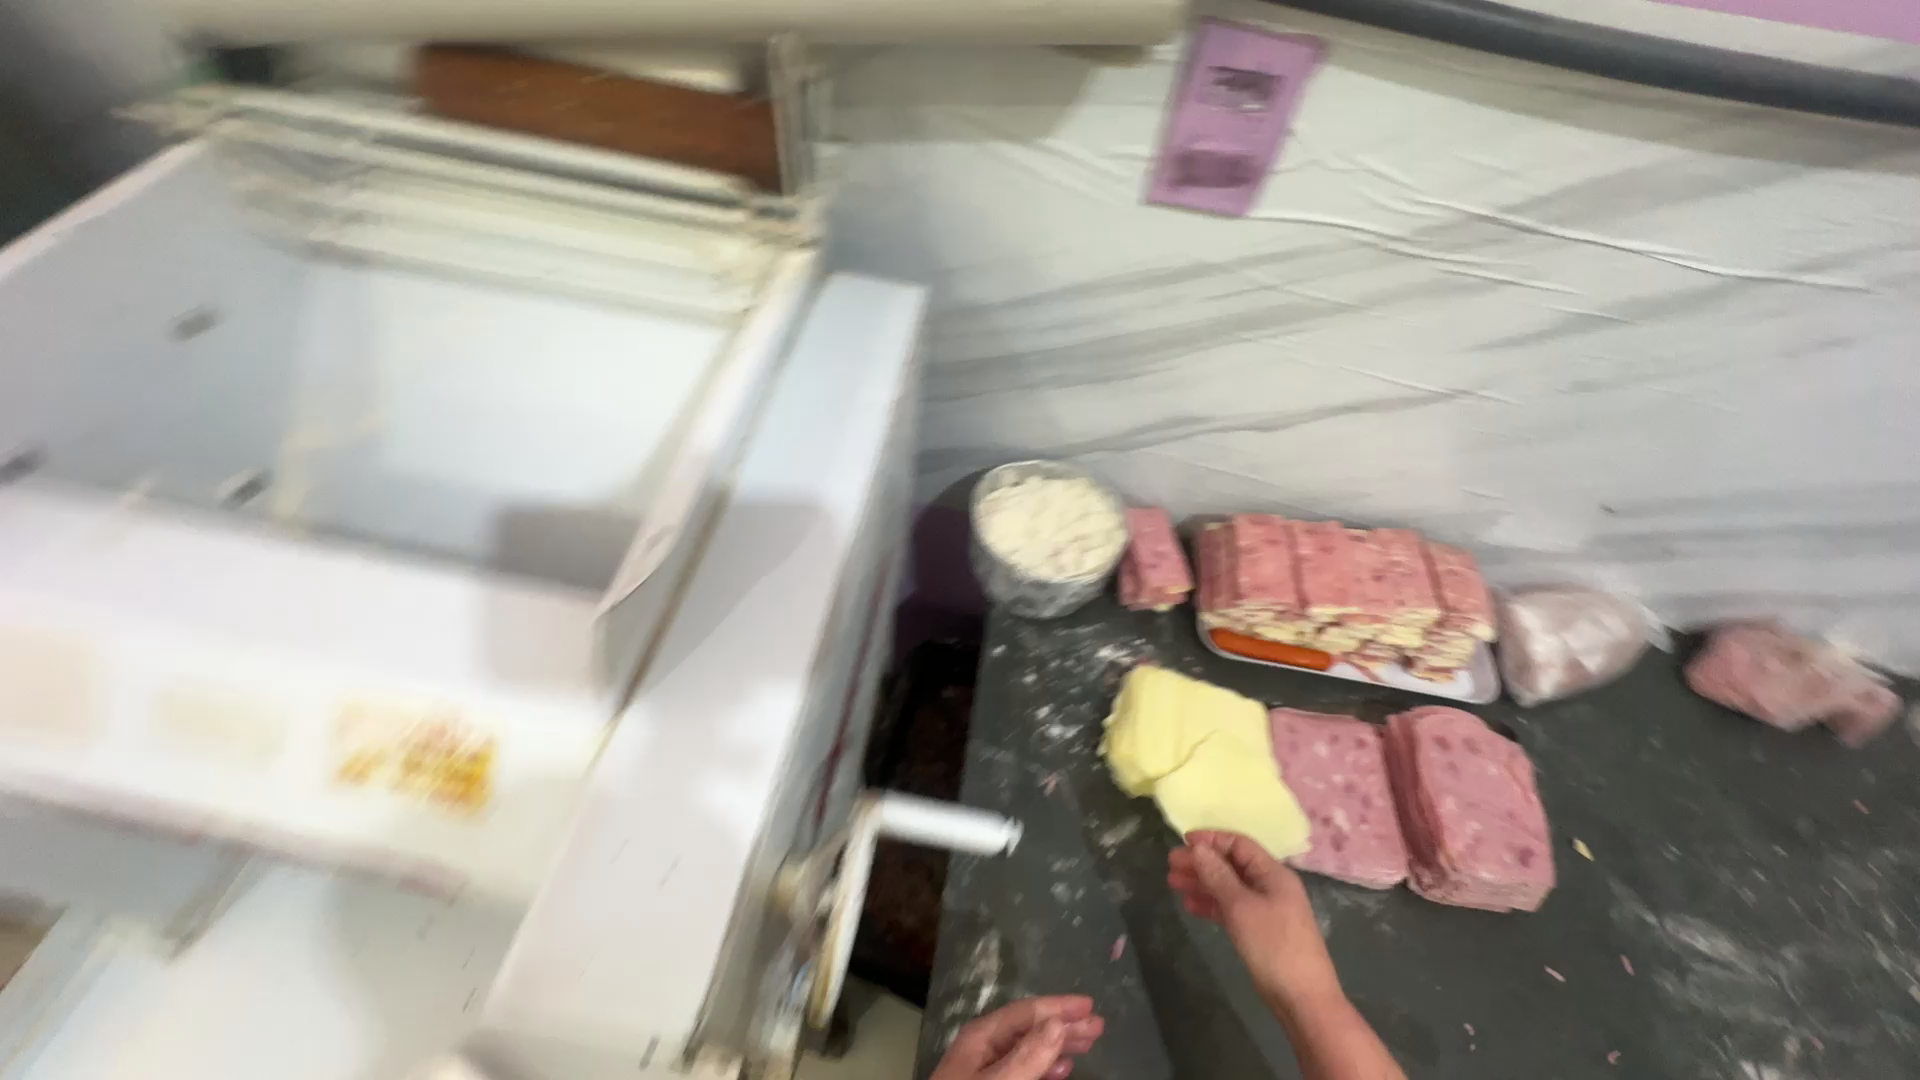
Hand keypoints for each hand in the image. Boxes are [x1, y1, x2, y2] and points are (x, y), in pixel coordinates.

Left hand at [930, 995, 1104, 1079]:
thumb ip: (1027, 1057)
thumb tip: (1058, 1023)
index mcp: (982, 1037)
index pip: (1027, 1012)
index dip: (1059, 1007)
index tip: (1090, 1005)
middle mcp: (984, 1048)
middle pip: (1031, 1028)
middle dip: (1064, 1025)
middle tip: (1098, 1027)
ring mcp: (985, 1070)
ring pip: (1030, 1049)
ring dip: (1059, 1045)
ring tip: (1087, 1045)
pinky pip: (1023, 1071)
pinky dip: (1045, 1067)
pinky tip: (1061, 1070)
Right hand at [1167, 830, 1340, 1011]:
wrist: (1303, 1001)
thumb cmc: (1274, 946)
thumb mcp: (1241, 907)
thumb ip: (1218, 875)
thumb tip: (1198, 847)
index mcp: (1273, 874)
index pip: (1239, 844)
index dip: (1211, 839)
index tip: (1183, 841)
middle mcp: (1270, 887)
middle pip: (1232, 865)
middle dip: (1201, 862)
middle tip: (1171, 865)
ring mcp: (1266, 910)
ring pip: (1229, 887)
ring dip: (1202, 883)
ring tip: (1173, 883)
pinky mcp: (1260, 931)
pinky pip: (1232, 908)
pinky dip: (1212, 904)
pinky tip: (1190, 906)